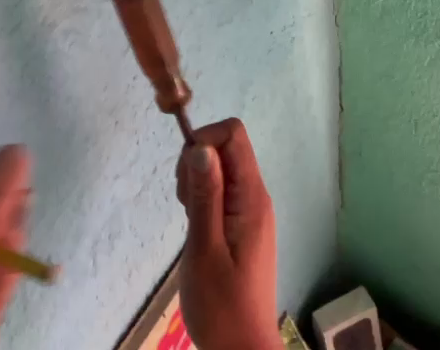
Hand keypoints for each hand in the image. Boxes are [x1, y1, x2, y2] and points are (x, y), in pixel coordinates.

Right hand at [176, 119, 280, 349]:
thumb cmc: (221, 305)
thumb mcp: (205, 248)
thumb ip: (203, 195)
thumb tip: (199, 145)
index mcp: (251, 197)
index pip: (233, 134)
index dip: (204, 140)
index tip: (183, 176)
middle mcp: (255, 196)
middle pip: (226, 147)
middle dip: (196, 162)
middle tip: (184, 203)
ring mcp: (250, 210)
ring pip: (220, 168)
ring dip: (196, 182)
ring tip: (190, 220)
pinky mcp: (241, 225)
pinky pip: (221, 191)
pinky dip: (202, 199)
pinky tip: (196, 228)